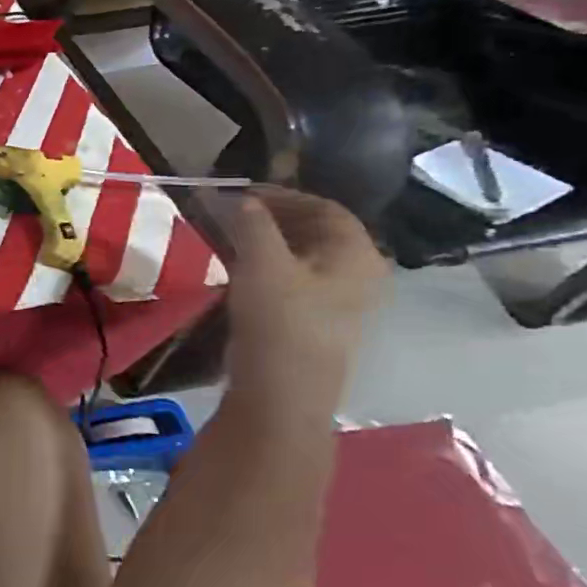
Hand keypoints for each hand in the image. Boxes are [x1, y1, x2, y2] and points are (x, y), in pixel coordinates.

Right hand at [222, 188, 386, 389]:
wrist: (282, 393)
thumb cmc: (280, 321)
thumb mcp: (261, 264)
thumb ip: (252, 225)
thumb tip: (242, 199)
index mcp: (357, 254)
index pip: (324, 208)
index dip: (283, 195)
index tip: (242, 193)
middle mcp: (358, 274)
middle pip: (316, 232)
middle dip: (274, 219)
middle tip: (232, 214)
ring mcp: (339, 302)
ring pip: (302, 258)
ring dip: (267, 244)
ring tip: (229, 240)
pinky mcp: (314, 323)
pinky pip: (293, 281)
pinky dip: (267, 268)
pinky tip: (239, 273)